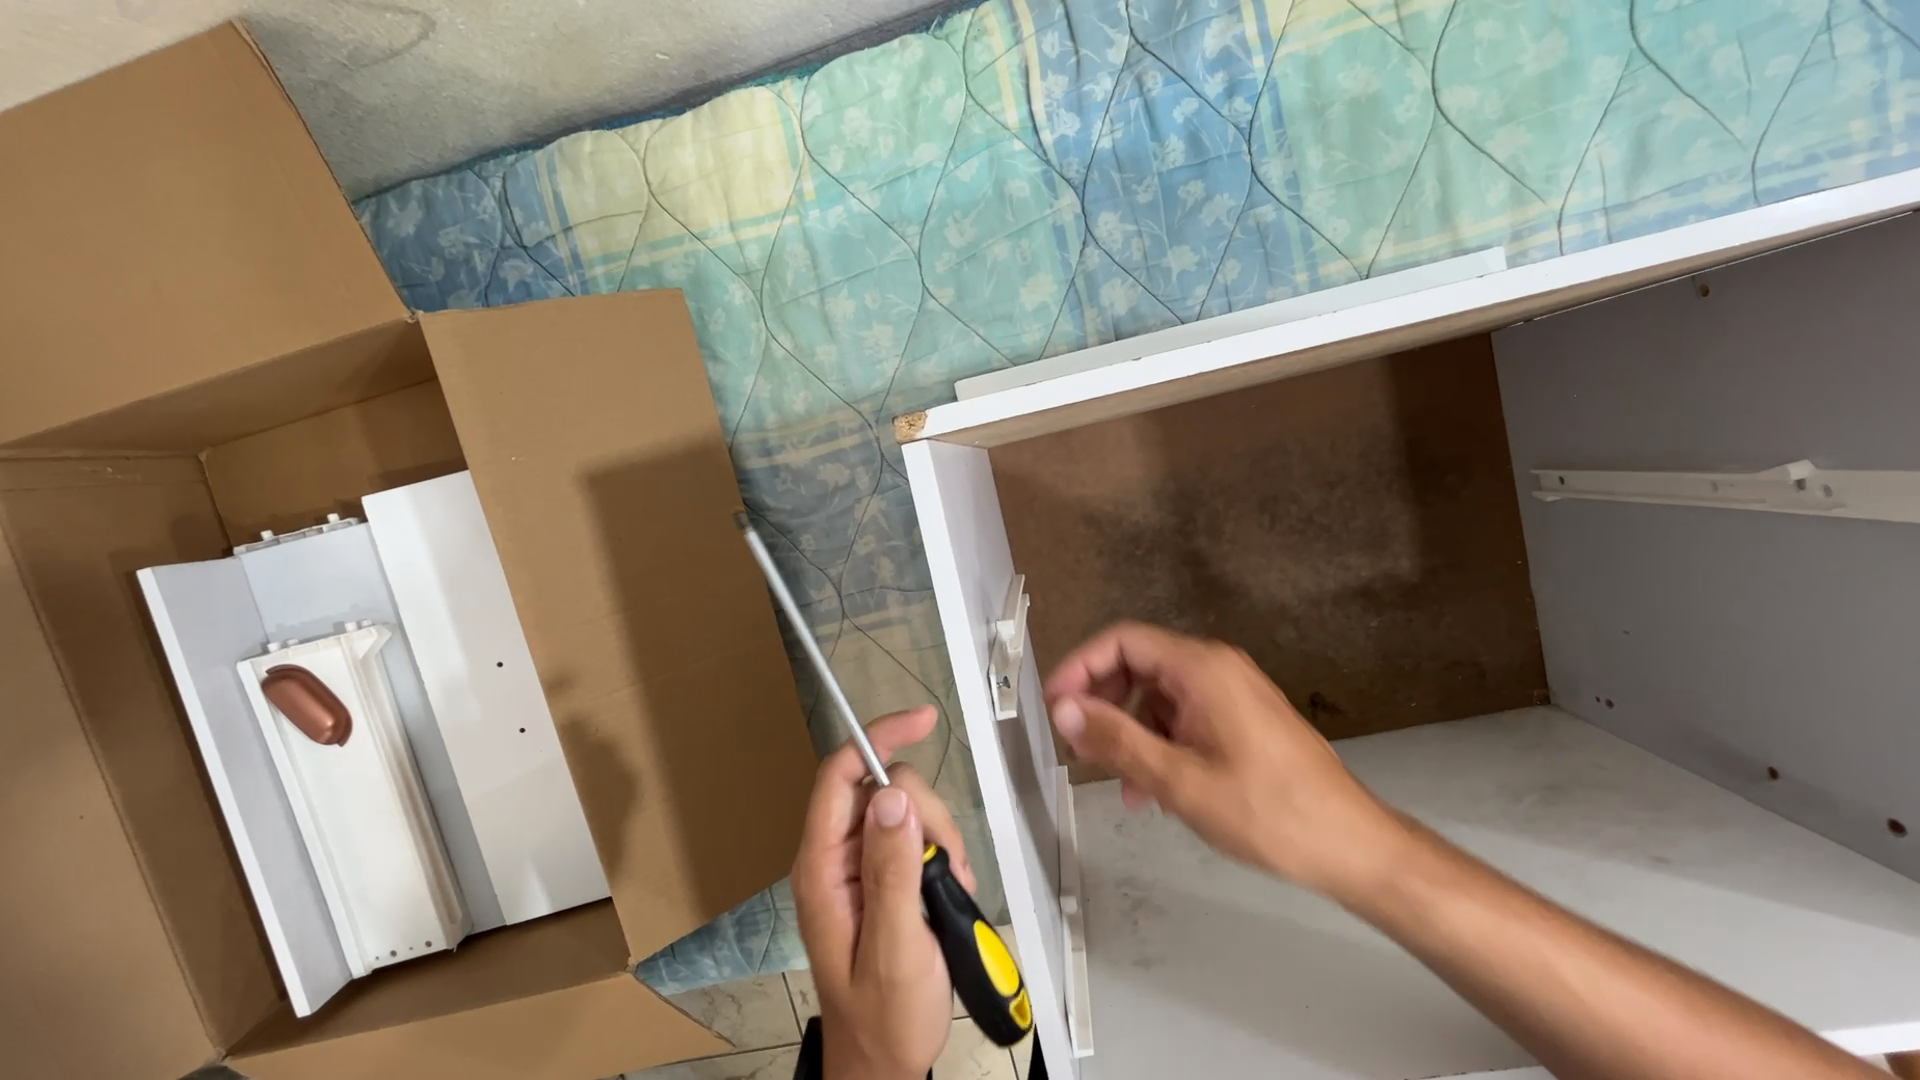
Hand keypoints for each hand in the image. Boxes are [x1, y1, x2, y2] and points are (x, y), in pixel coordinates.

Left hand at [791, 706, 975, 1079]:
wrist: (885, 1061)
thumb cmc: (885, 1016)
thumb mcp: (894, 947)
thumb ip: (892, 869)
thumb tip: (892, 794)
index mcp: (822, 866)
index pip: (840, 775)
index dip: (877, 738)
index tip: (923, 720)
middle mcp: (837, 855)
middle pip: (885, 789)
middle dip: (925, 815)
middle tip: (943, 866)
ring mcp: (862, 864)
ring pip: (907, 810)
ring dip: (938, 840)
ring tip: (946, 891)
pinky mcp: (885, 875)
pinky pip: (919, 837)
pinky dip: (942, 856)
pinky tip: (946, 893)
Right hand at [1044, 622, 1407, 898]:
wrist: (1351, 845)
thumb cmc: (1269, 812)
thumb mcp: (1178, 780)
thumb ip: (1116, 740)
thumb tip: (1065, 710)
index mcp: (1202, 669)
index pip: (1122, 642)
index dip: (1080, 667)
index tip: (1055, 704)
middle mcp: (1217, 669)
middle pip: (1139, 664)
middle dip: (1102, 701)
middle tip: (1076, 741)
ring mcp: (1233, 693)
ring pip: (1159, 696)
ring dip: (1130, 730)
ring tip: (1117, 780)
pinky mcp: (1242, 719)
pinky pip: (1184, 717)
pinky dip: (1159, 743)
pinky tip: (1152, 789)